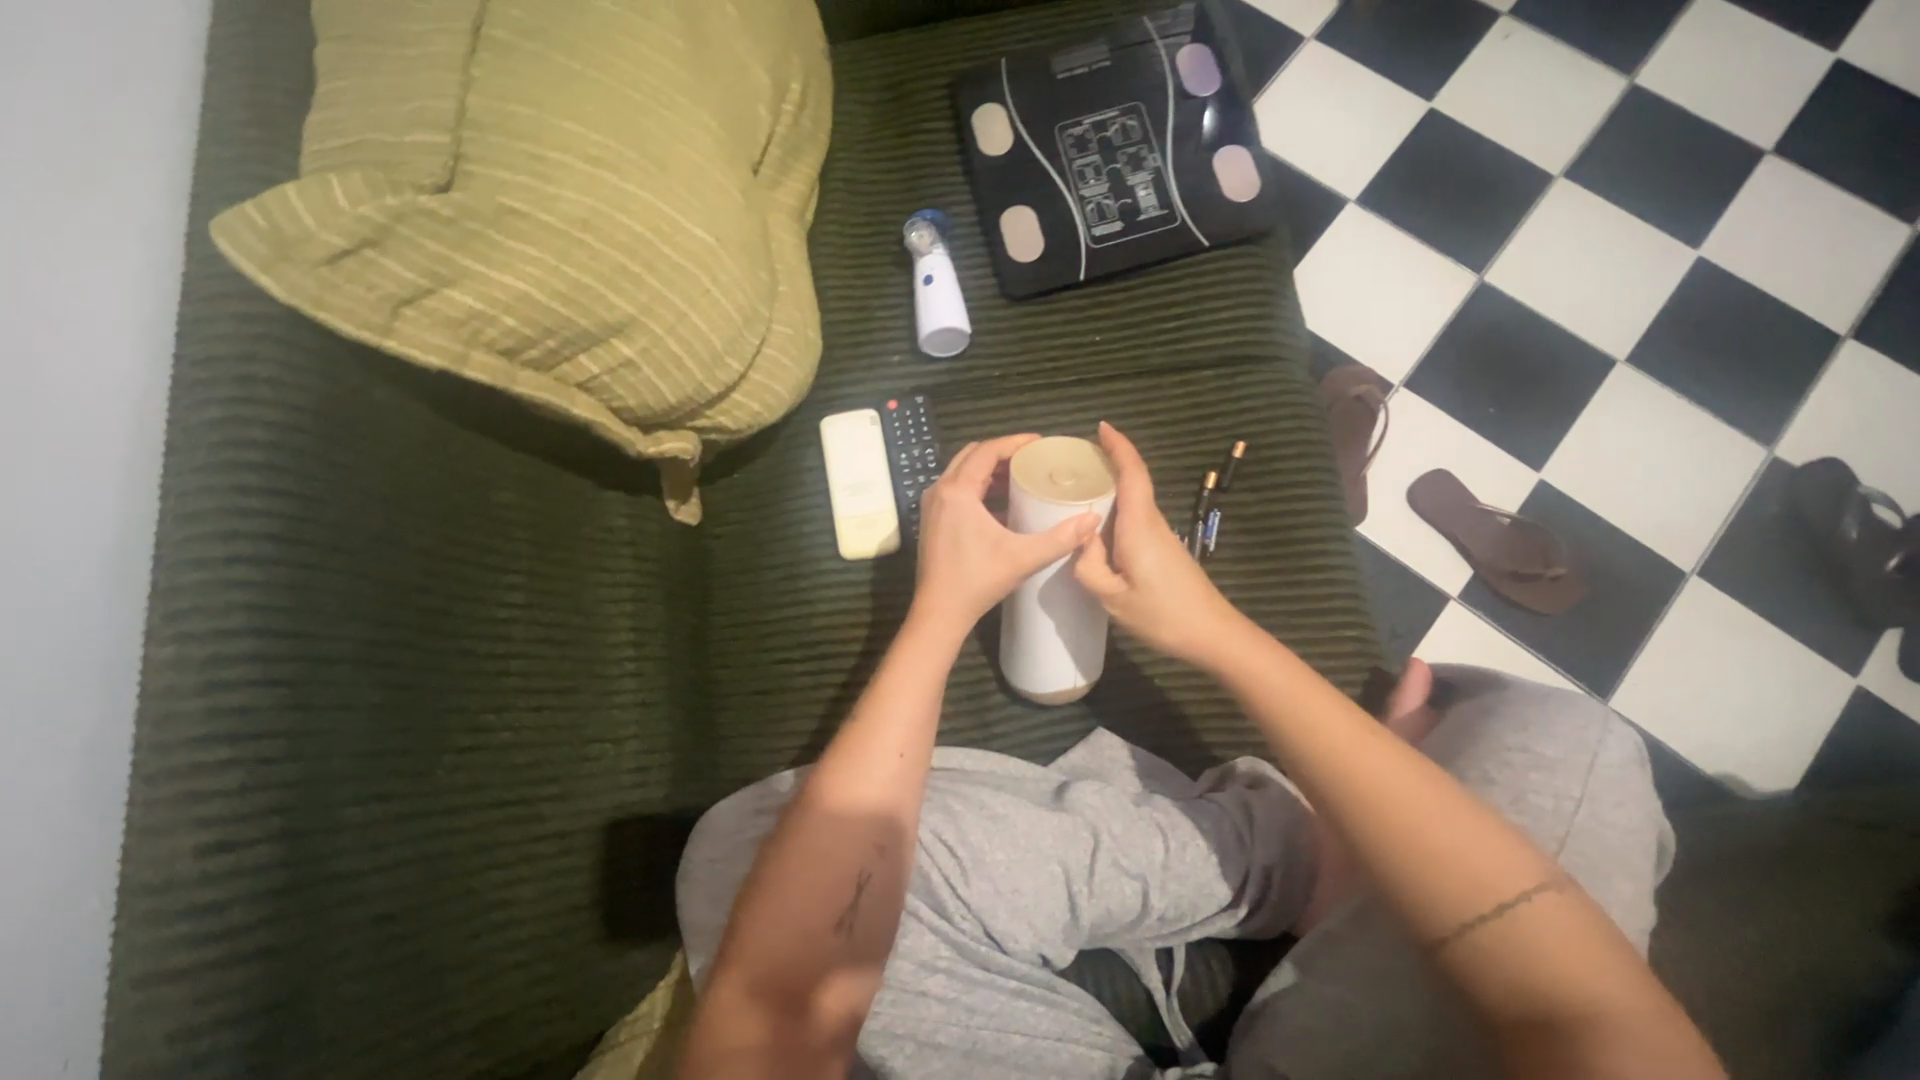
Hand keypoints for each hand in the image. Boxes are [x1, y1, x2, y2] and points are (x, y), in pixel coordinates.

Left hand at [912, 434, 1100, 632]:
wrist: (939, 612)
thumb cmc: (977, 581)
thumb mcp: (1023, 558)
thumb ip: (1060, 538)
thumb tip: (1093, 520)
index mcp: (957, 491)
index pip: (987, 451)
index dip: (1015, 443)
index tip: (1040, 443)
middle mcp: (940, 491)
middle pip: (972, 456)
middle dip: (1002, 453)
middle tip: (1032, 458)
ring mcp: (932, 506)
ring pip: (962, 473)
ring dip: (990, 470)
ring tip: (1022, 475)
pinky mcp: (933, 521)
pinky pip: (957, 490)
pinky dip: (979, 487)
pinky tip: (1003, 500)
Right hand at [1073, 422, 1249, 667]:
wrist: (1213, 635)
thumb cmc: (1164, 615)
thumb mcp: (1113, 599)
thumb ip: (1089, 566)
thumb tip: (1081, 543)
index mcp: (1139, 526)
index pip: (1132, 473)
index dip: (1119, 446)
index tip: (1101, 427)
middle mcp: (1152, 523)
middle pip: (1132, 482)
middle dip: (1108, 463)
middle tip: (1072, 461)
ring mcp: (1161, 537)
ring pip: (1133, 502)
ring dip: (1110, 490)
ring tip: (1076, 491)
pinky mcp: (1164, 551)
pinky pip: (1135, 520)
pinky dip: (1116, 513)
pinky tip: (1097, 527)